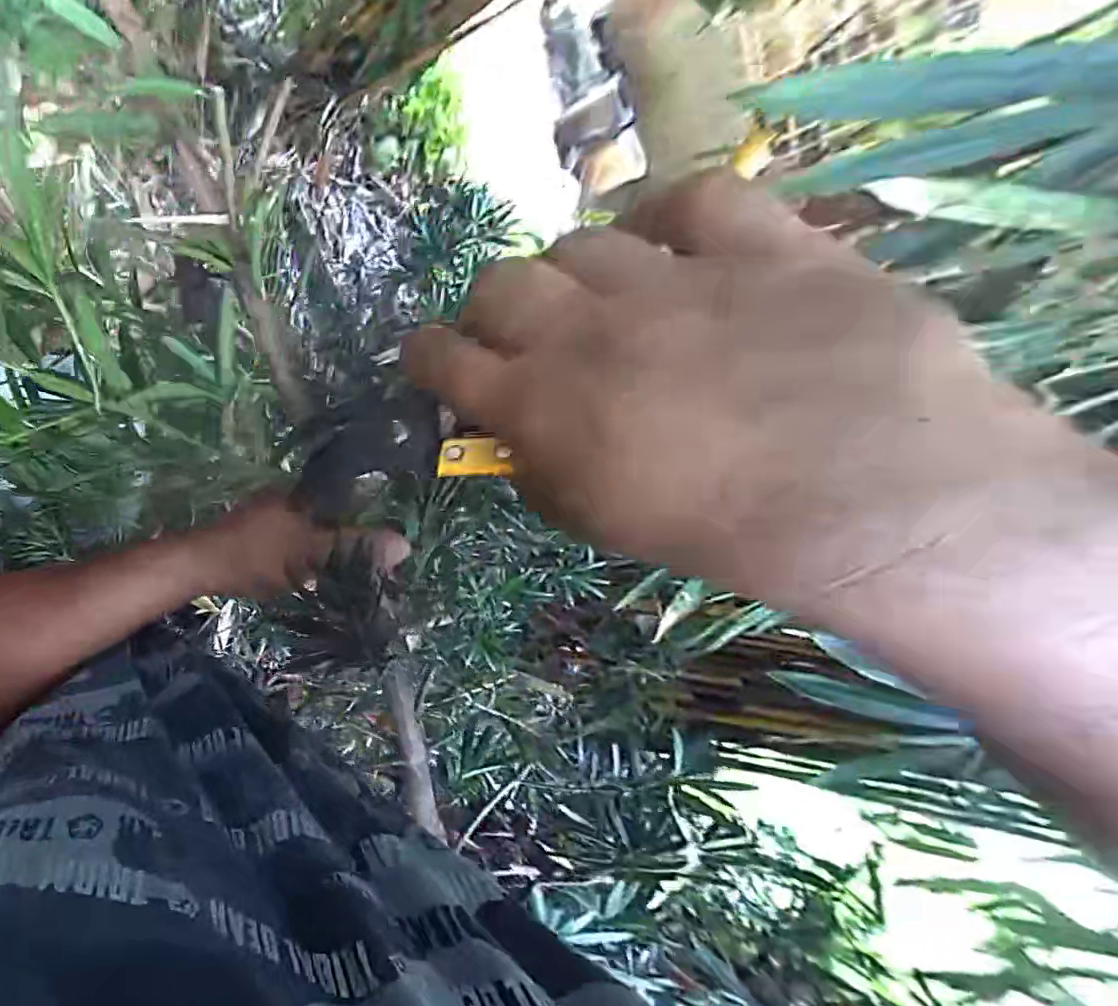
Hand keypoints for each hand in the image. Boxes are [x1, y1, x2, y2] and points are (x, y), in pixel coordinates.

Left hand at [186, 493, 408, 598]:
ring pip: (308, 528)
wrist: (199, 565)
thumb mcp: (309, 554)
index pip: (346, 499)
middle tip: (368, 563)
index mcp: (300, 495)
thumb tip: (405, 544)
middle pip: (328, 514)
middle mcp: (285, 497)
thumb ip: (353, 548)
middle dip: (346, 536)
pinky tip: (310, 573)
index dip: (367, 521)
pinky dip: (303, 554)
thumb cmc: (255, 556)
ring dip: (324, 547)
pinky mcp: (253, 534)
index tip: (384, 547)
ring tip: (345, 571)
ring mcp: (266, 514)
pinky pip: (290, 540)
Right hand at [401, 170, 1091, 607]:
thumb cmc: (700, 525)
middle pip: (496, 284)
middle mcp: (581, 330)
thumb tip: (509, 431)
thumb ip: (527, 463)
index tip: (428, 356)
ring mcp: (668, 280)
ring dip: (572, 273)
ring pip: (579, 243)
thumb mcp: (582, 514)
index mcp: (532, 399)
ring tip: (601, 298)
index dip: (423, 352)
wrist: (864, 499)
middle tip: (519, 333)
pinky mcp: (758, 247)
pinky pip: (694, 197)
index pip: (440, 356)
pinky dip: (668, 217)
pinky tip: (672, 245)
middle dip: (490, 309)